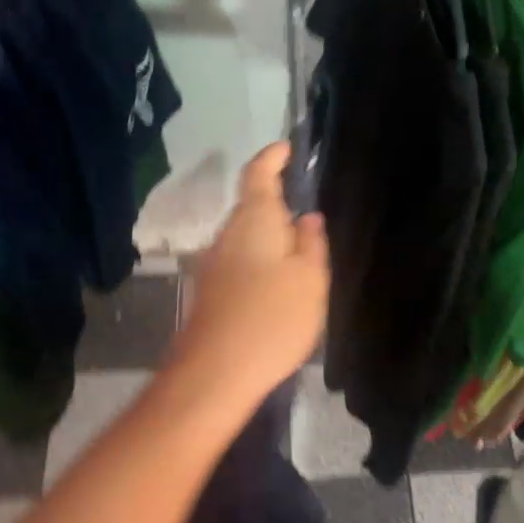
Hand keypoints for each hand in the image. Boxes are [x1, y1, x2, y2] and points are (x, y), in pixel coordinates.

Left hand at [171, 143, 329, 406]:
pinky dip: (260, 263)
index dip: (272, 157)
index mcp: (254, 220)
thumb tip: (307, 217)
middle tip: (310, 219)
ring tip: (301, 257)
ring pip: (247, 238)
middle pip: (252, 207)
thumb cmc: (272, 318)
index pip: (258, 173)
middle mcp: (228, 234)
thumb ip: (312, 243)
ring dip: (270, 239)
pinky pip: (240, 263)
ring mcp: (214, 264)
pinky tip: (279, 288)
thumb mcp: (310, 279)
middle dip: (278, 206)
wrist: (215, 373)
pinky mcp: (211, 292)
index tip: (287, 149)